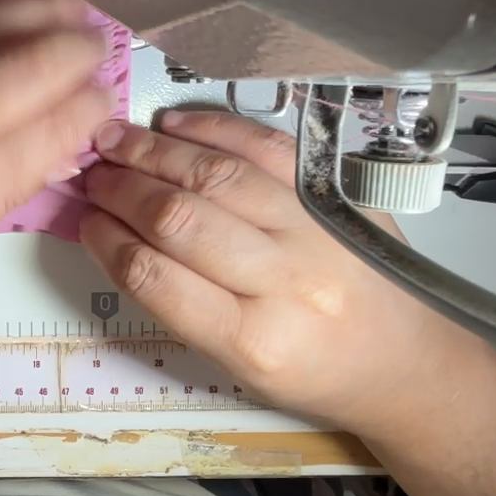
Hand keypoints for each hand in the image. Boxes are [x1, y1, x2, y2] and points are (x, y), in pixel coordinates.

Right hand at [78, 110, 488, 434]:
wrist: (411, 362)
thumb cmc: (313, 371)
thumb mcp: (233, 363)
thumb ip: (171, 298)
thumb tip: (112, 231)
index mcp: (253, 340)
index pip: (153, 276)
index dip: (107, 239)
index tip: (85, 219)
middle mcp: (288, 281)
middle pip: (179, 219)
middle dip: (121, 189)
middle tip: (91, 174)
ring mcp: (316, 229)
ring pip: (215, 175)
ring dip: (152, 152)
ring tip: (113, 140)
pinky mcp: (336, 193)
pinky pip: (266, 146)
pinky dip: (212, 128)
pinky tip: (173, 124)